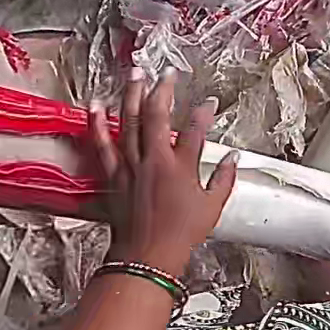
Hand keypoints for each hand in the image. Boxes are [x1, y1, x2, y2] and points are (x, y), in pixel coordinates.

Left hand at [88, 69, 239, 275]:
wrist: (147, 256)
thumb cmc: (181, 234)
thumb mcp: (212, 208)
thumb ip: (223, 179)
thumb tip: (233, 158)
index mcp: (181, 168)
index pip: (195, 131)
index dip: (204, 113)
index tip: (209, 101)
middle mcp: (155, 161)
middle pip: (158, 117)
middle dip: (163, 90)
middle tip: (166, 73)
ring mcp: (131, 166)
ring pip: (130, 123)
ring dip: (132, 96)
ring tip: (135, 74)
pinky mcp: (114, 175)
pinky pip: (103, 145)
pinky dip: (98, 124)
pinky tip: (96, 105)